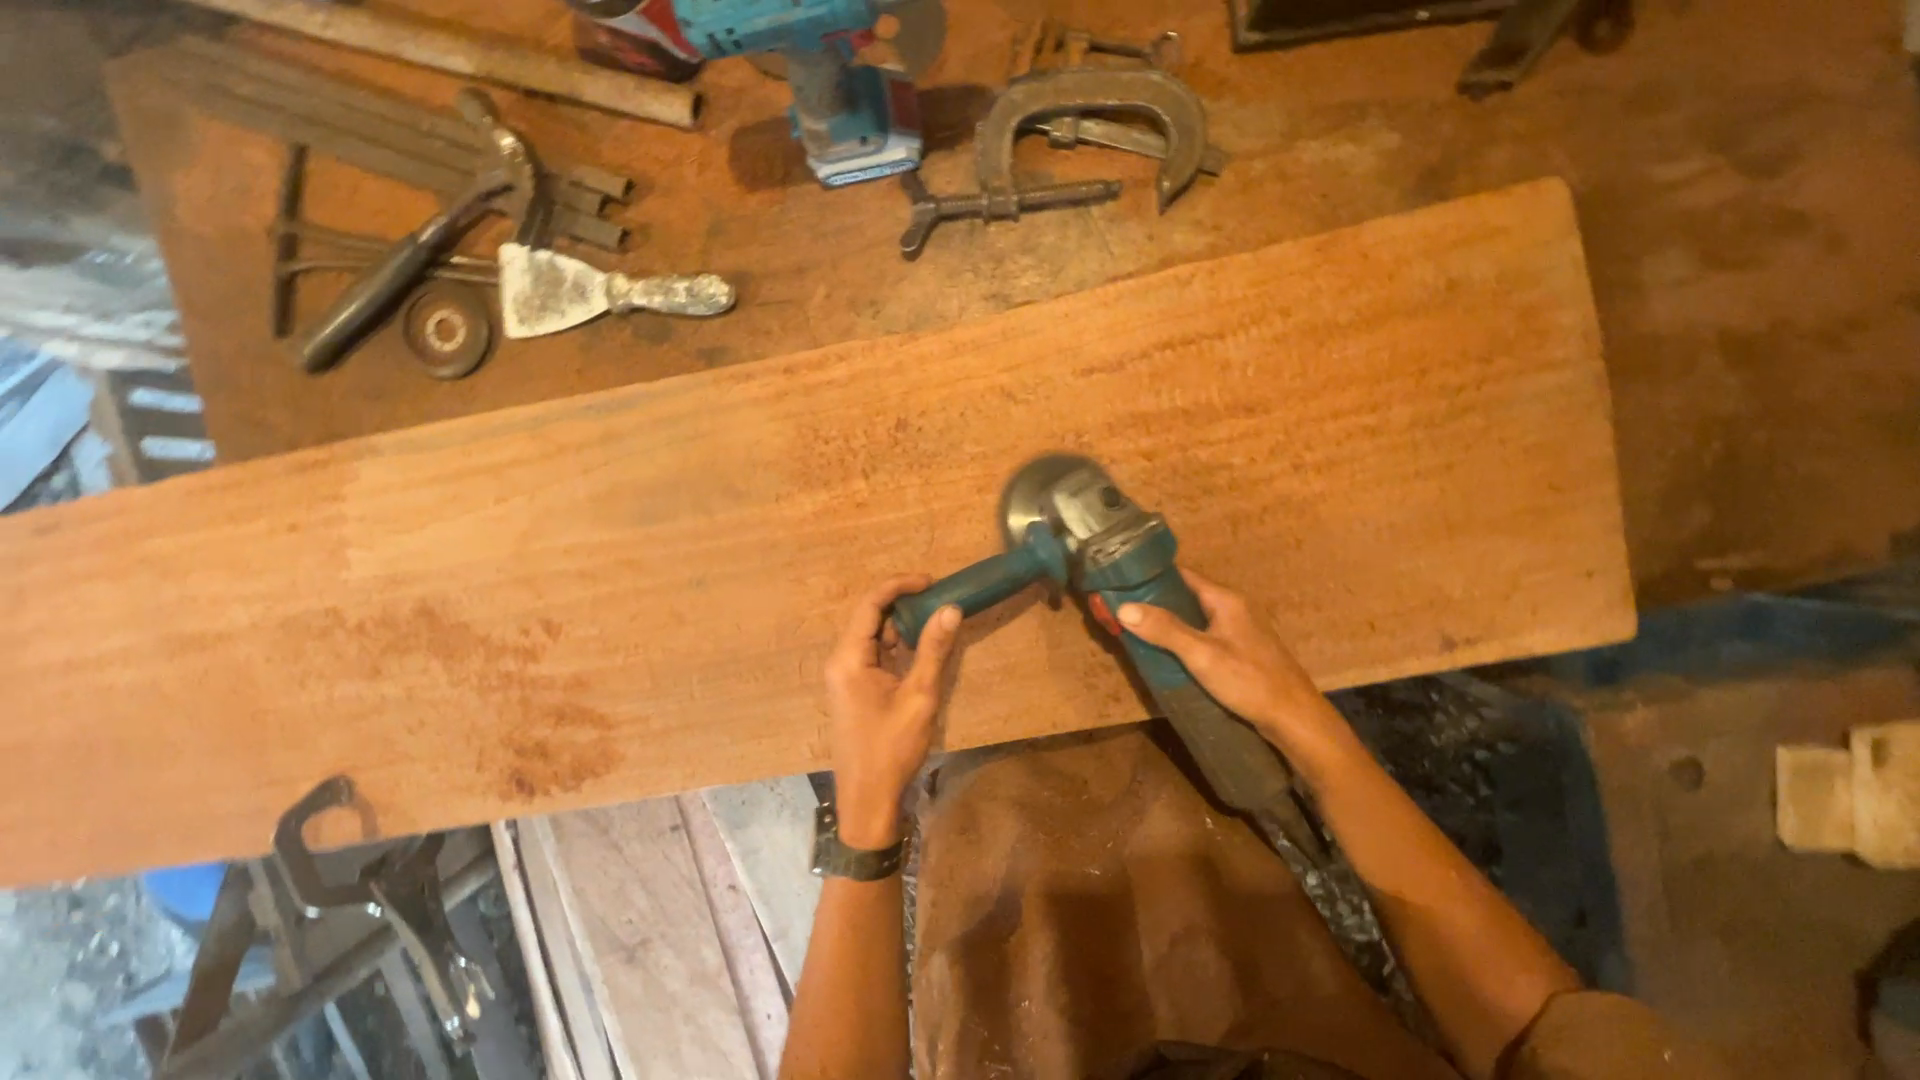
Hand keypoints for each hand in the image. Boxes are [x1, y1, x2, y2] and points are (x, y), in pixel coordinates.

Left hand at [823, 575, 963, 848]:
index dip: (899, 586)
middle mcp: (840, 661)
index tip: (931, 581)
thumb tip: (950, 608)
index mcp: (848, 658)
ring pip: (872, 636)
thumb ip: (933, 649)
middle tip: (938, 597)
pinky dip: (896, 646)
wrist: (868, 799)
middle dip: (902, 603)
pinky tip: (921, 647)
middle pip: (868, 617)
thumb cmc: (891, 748)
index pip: (870, 604)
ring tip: (935, 617)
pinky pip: (873, 655)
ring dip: (900, 625)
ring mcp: (845, 677)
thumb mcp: (919, 696)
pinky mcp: (853, 690)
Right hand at [1117, 569, 1360, 771]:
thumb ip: (1165, 630)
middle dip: (1156, 603)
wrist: (1294, 718)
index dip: (1151, 577)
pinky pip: (1206, 636)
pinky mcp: (1243, 652)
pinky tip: (1169, 655)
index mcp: (1226, 599)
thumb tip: (1123, 607)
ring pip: (1196, 618)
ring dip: (1170, 623)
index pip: (1182, 575)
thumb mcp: (1202, 655)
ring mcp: (1241, 630)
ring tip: (1137, 632)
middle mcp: (1235, 608)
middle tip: (1122, 612)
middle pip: (1188, 596)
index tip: (1121, 584)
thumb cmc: (1250, 681)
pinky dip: (1185, 640)